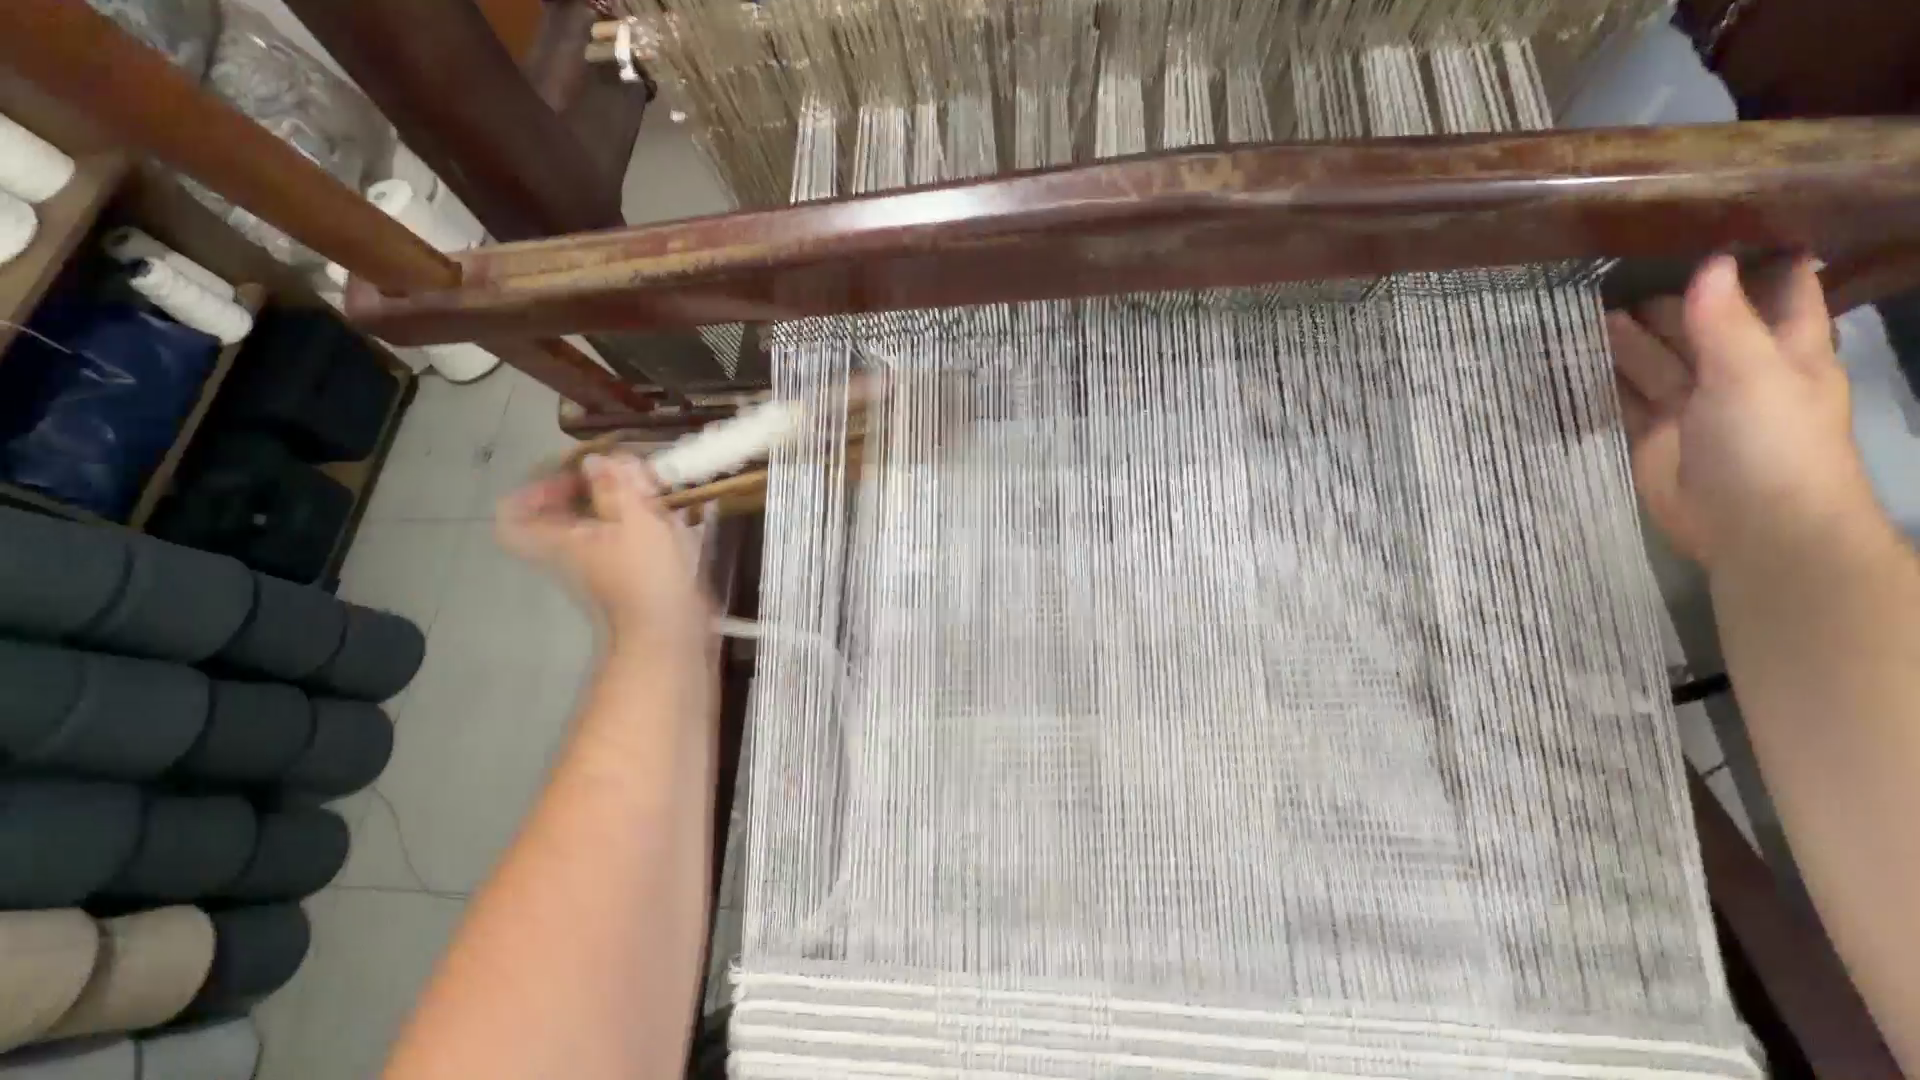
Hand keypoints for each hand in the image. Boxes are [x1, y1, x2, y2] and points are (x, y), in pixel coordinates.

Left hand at [498, 453, 713, 659]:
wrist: (670, 632)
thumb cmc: (646, 575)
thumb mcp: (634, 518)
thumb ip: (615, 484)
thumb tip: (594, 459)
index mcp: (558, 539)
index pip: (513, 515)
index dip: (533, 488)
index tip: (569, 475)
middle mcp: (570, 553)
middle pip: (559, 514)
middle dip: (587, 487)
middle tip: (616, 474)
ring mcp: (599, 565)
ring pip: (593, 523)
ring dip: (618, 501)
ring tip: (648, 490)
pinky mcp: (627, 574)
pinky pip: (620, 537)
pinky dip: (638, 520)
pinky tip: (666, 514)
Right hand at [1609, 256, 1872, 570]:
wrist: (1753, 527)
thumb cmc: (1773, 443)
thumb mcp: (1754, 373)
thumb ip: (1725, 321)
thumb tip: (1710, 264)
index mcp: (1783, 352)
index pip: (1779, 295)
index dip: (1758, 266)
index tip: (1720, 232)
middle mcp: (1737, 375)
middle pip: (1702, 327)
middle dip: (1671, 302)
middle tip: (1622, 271)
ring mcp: (1692, 408)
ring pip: (1656, 362)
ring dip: (1628, 338)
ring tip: (1590, 308)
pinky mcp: (1653, 438)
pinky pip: (1625, 400)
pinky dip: (1602, 379)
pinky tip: (1577, 356)